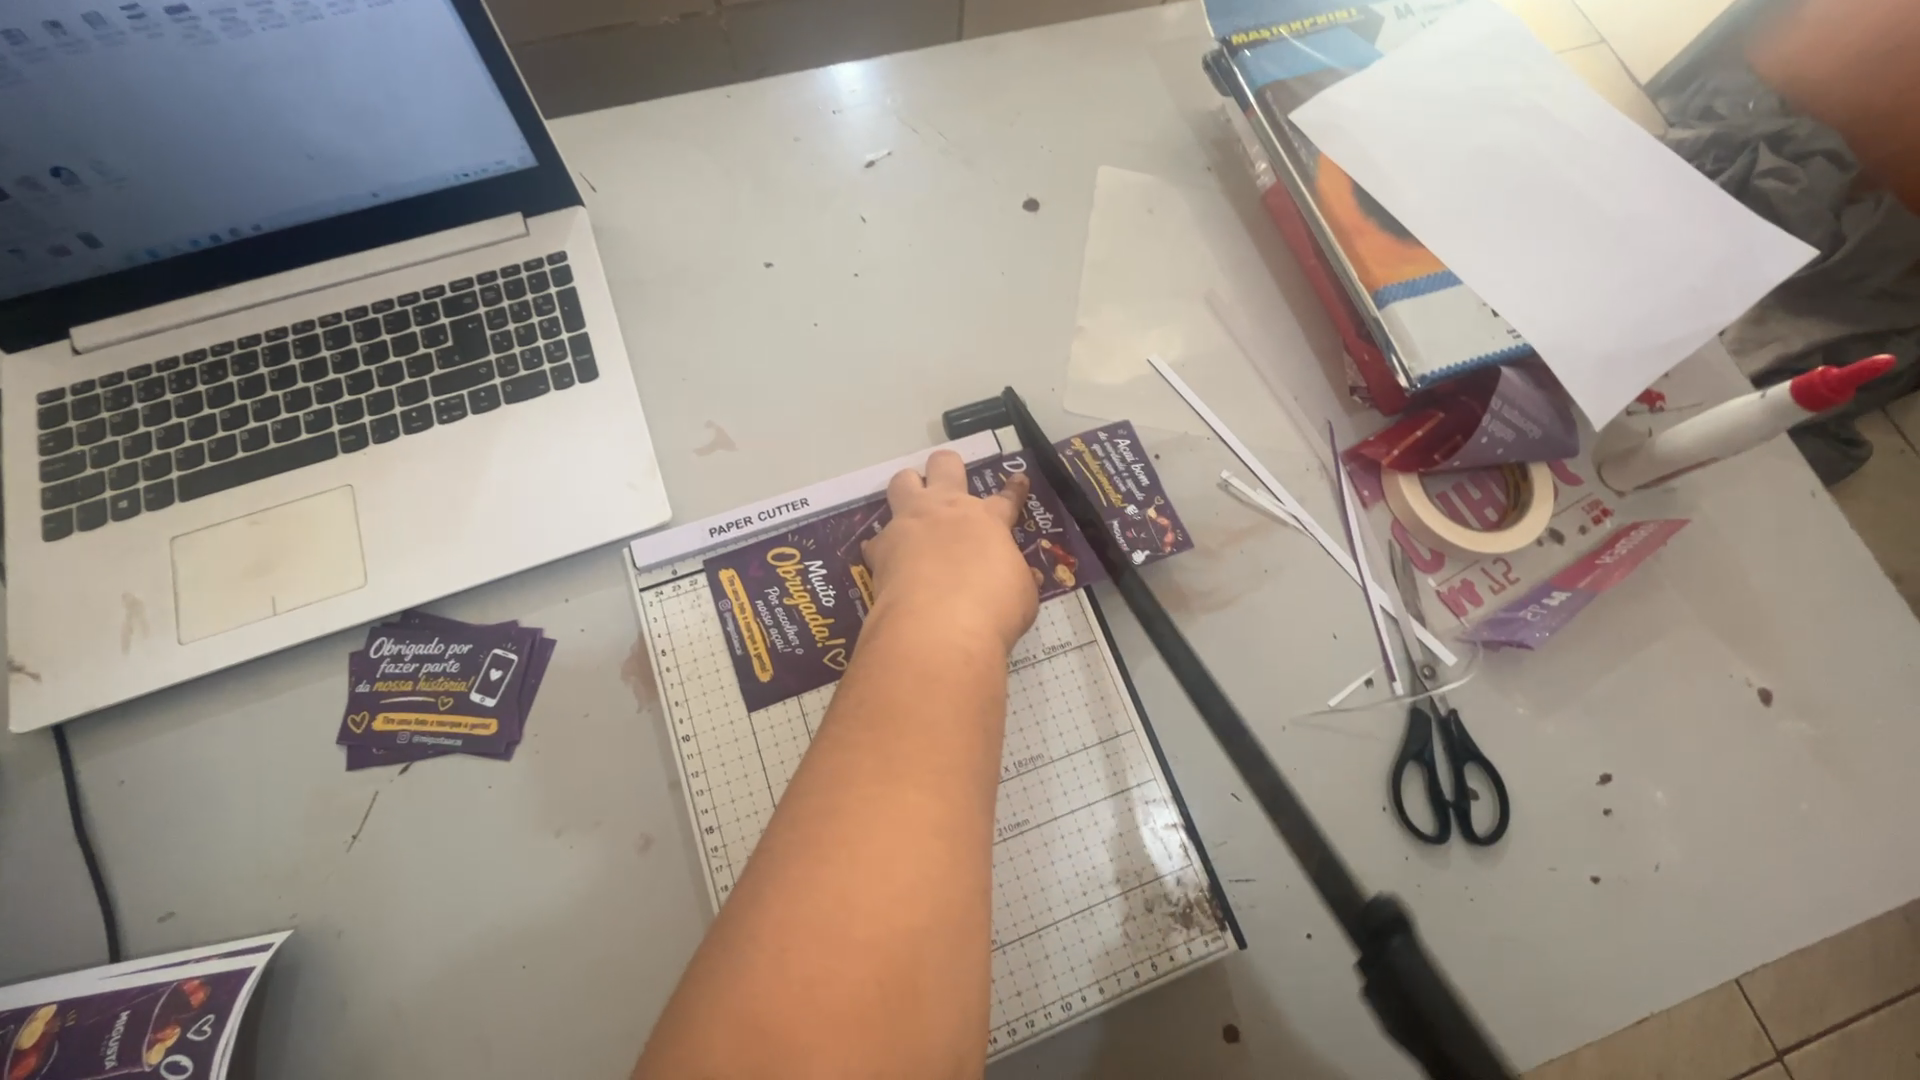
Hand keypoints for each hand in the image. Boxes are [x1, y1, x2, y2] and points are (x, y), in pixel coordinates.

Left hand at [862, 451, 1038, 653]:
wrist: (939, 625)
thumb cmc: (992, 609)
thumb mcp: (1022, 597)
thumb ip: (1020, 580)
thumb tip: (1028, 576)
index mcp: (987, 520)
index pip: (1005, 497)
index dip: (1014, 488)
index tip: (1017, 479)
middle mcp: (947, 511)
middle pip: (945, 467)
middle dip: (947, 466)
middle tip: (949, 477)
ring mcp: (910, 523)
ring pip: (903, 482)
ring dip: (907, 487)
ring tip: (910, 502)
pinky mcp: (881, 547)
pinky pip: (877, 538)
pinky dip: (882, 547)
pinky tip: (884, 558)